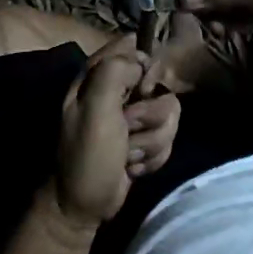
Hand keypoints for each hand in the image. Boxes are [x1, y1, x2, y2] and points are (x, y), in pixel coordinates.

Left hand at [51, 39, 174, 228]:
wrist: (84, 205)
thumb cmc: (87, 154)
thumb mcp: (95, 108)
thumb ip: (116, 72)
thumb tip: (141, 62)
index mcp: (99, 75)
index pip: (133, 47)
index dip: (145, 67)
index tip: (143, 89)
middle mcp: (117, 90)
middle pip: (159, 84)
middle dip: (150, 114)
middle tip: (128, 128)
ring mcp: (132, 116)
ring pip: (168, 113)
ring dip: (151, 140)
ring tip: (128, 154)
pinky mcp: (143, 139)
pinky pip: (167, 136)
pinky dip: (153, 156)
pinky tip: (133, 166)